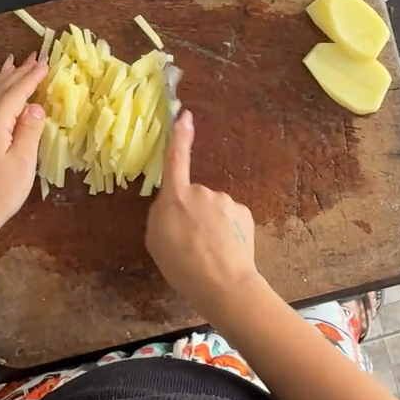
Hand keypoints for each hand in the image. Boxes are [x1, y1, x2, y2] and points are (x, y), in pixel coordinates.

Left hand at [0, 54, 46, 254]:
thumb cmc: (0, 193)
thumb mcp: (23, 162)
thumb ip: (29, 131)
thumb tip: (35, 107)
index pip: (16, 93)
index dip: (32, 77)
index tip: (46, 61)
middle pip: (1, 90)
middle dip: (18, 72)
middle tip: (34, 55)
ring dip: (4, 79)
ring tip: (12, 63)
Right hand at [145, 110, 261, 310]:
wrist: (223, 284)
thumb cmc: (182, 266)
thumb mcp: (155, 241)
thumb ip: (161, 215)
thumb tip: (171, 205)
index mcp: (175, 198)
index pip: (175, 160)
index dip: (178, 137)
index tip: (184, 115)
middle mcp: (202, 192)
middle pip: (193, 197)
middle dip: (192, 214)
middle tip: (190, 244)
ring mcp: (225, 201)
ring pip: (214, 209)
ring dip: (211, 225)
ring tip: (209, 252)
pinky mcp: (244, 212)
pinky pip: (231, 218)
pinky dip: (228, 231)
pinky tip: (226, 250)